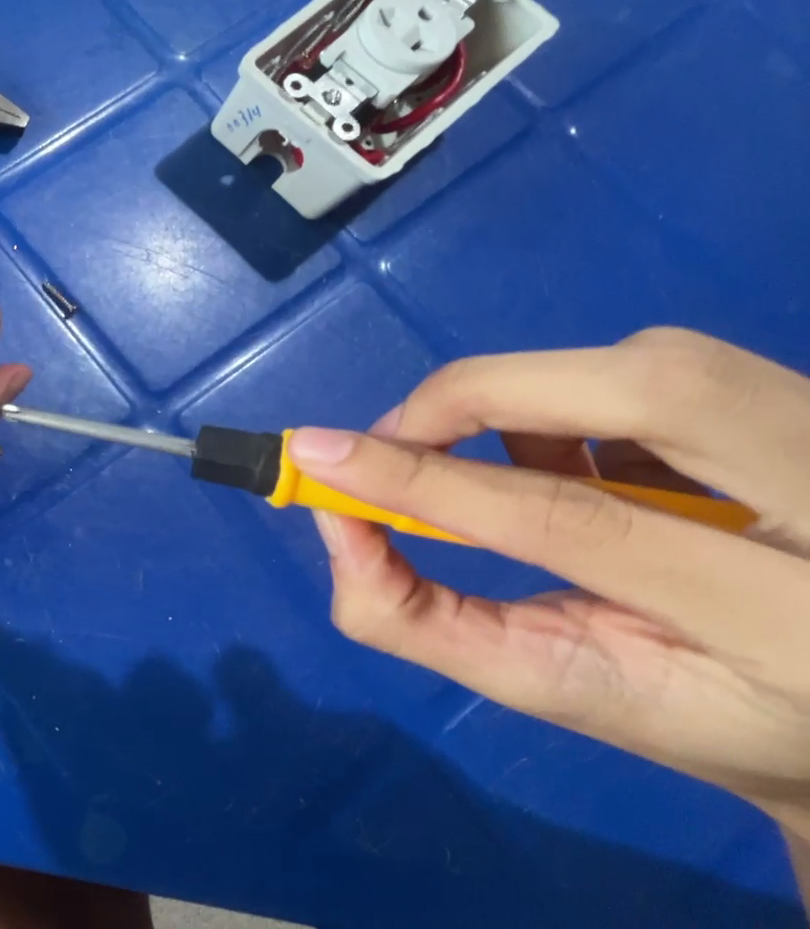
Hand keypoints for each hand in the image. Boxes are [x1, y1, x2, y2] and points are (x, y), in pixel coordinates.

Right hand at [290, 328, 809, 832]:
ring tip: (508, 470)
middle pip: (652, 387)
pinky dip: (583, 403)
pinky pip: (668, 370)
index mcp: (788, 627)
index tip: (313, 454)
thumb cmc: (695, 713)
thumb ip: (425, 620)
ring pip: (658, 362)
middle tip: (398, 438)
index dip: (426, 481)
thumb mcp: (554, 690)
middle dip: (480, 395)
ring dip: (532, 401)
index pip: (572, 524)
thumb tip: (333, 524)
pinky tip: (588, 462)